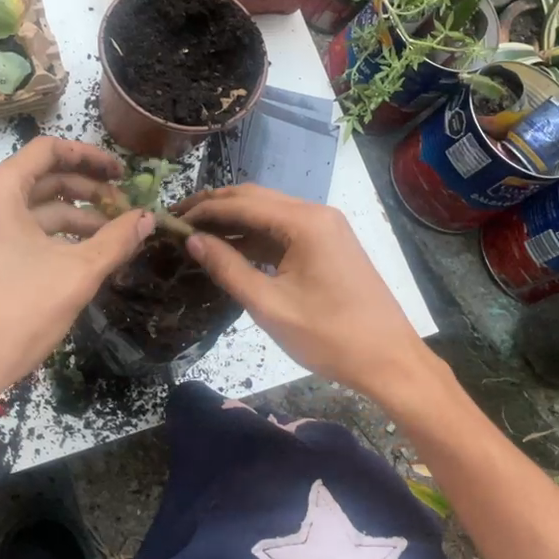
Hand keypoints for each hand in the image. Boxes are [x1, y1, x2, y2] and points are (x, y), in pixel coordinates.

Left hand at [0, 138, 153, 399]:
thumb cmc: (15, 313)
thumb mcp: (75, 274)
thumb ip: (116, 240)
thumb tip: (148, 218)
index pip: (48, 150)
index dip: (91, 156)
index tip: (123, 173)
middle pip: (42, 179)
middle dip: (87, 191)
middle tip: (124, 210)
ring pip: (32, 210)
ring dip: (73, 218)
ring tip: (112, 238)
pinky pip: (18, 233)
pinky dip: (51, 237)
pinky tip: (82, 257)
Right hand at [179, 184, 447, 407]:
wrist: (389, 360)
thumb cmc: (329, 336)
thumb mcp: (269, 305)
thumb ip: (228, 268)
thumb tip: (192, 240)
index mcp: (304, 222)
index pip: (241, 203)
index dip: (203, 210)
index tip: (169, 219)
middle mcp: (316, 213)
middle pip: (255, 198)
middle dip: (215, 208)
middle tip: (178, 222)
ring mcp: (326, 228)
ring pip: (269, 213)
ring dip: (234, 222)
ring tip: (196, 236)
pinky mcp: (329, 245)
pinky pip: (284, 231)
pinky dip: (256, 238)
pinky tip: (230, 251)